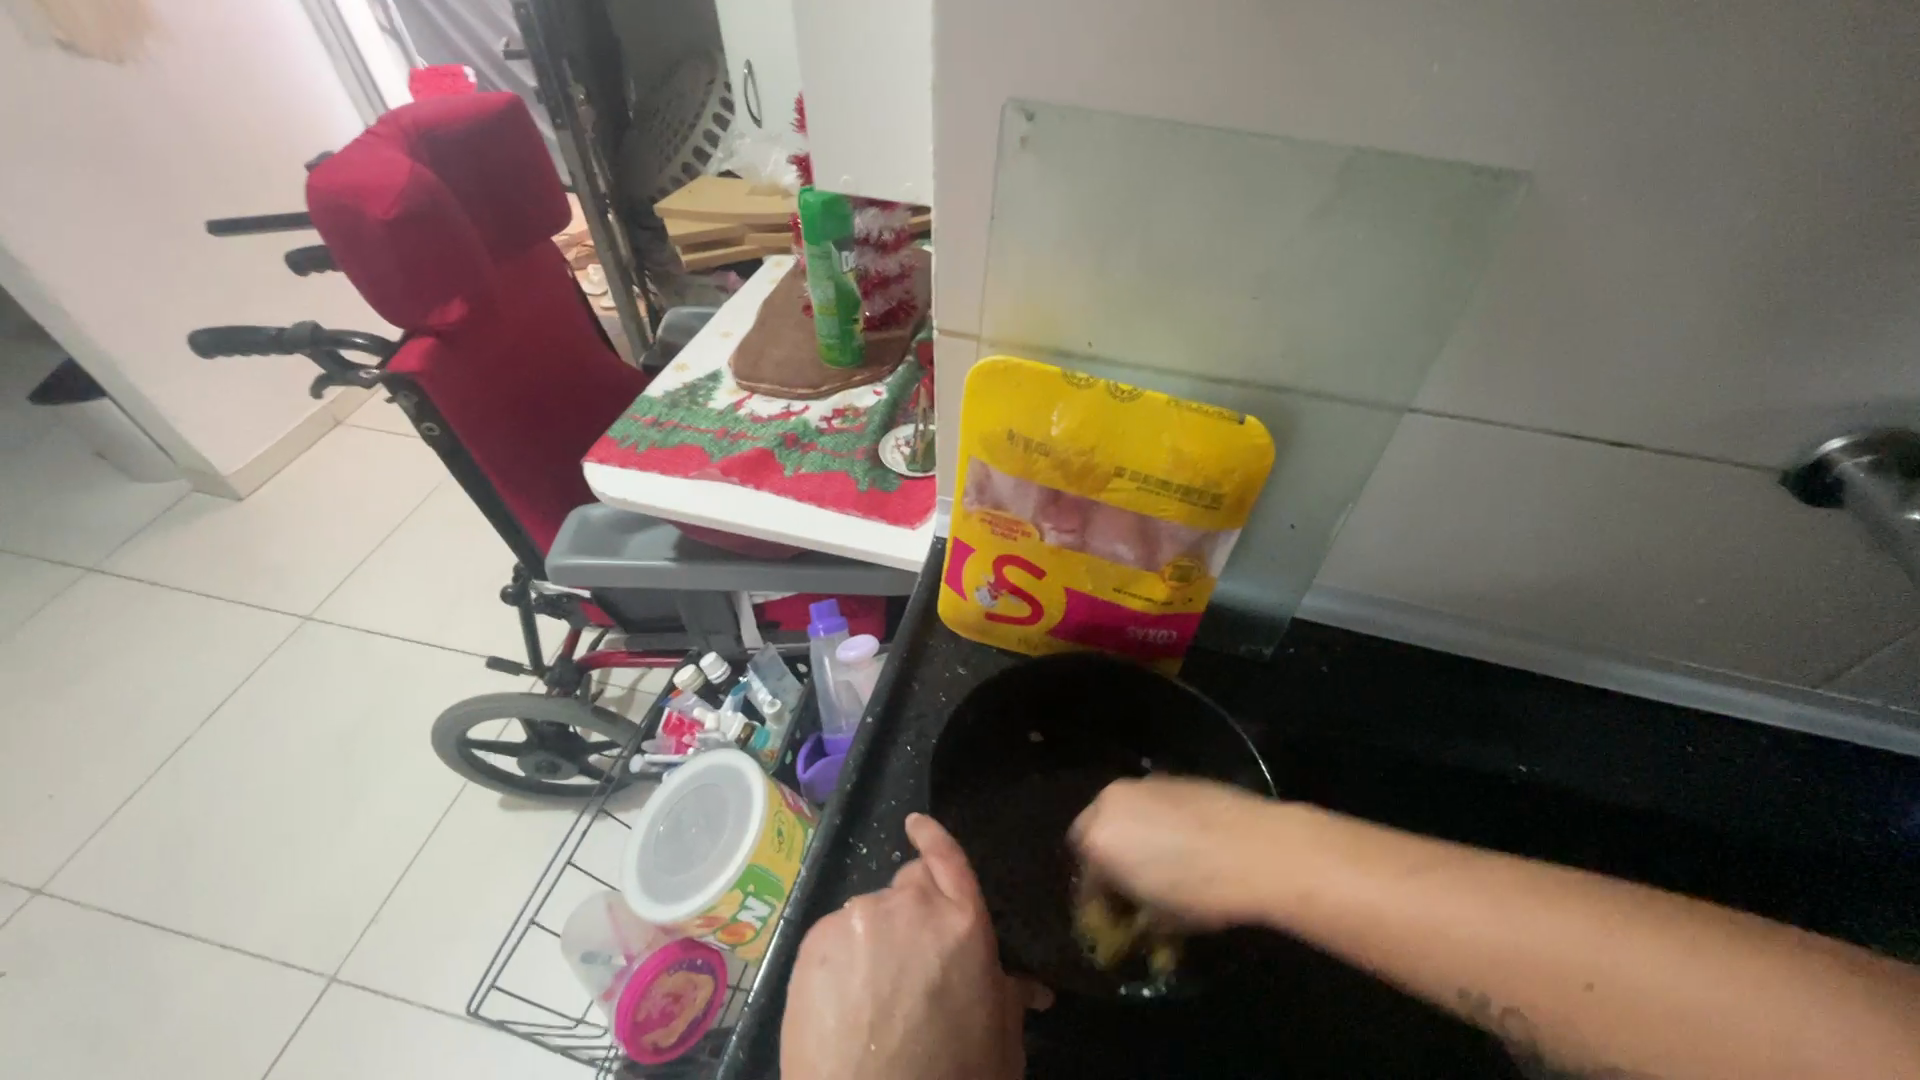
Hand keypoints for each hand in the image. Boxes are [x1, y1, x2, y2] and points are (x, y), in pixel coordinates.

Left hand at [781, 813, 1052, 1079]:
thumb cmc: (950, 1076)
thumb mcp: (1000, 1040)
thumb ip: (1008, 995)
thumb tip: (1028, 985)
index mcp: (962, 923)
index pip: (948, 858)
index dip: (933, 837)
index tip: (917, 823)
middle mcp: (909, 906)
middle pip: (908, 885)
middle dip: (912, 910)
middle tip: (910, 958)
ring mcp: (858, 918)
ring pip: (869, 913)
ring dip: (876, 937)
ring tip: (872, 991)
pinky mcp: (815, 941)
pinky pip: (835, 936)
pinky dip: (841, 957)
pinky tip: (843, 999)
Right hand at [1069, 776, 1282, 927]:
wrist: (1261, 849)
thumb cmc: (1205, 892)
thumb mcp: (1162, 920)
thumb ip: (1135, 915)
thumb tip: (1135, 917)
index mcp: (1098, 841)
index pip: (1085, 878)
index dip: (1099, 900)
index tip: (1117, 916)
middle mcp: (1109, 804)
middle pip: (1091, 831)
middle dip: (1105, 856)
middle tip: (1130, 881)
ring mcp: (1140, 784)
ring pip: (1119, 811)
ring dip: (1129, 833)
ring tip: (1159, 858)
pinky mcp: (1169, 776)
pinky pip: (1148, 801)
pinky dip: (1153, 818)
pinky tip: (1183, 838)